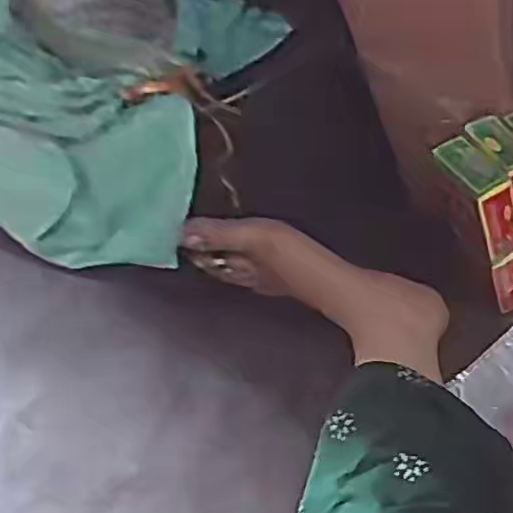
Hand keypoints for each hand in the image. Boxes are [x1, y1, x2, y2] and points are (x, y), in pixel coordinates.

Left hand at [180, 217, 299, 295]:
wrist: (341, 289)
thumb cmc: (301, 263)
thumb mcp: (257, 239)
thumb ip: (219, 234)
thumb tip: (177, 233)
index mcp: (238, 268)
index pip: (202, 254)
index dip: (187, 241)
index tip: (170, 223)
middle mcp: (249, 278)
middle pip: (216, 263)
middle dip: (202, 249)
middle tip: (187, 227)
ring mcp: (269, 282)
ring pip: (235, 267)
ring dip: (223, 254)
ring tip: (211, 236)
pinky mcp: (289, 280)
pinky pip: (257, 269)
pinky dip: (246, 260)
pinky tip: (249, 255)